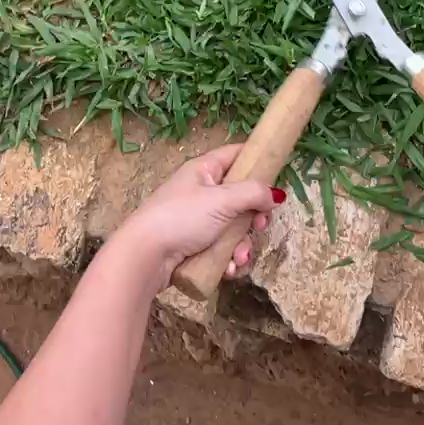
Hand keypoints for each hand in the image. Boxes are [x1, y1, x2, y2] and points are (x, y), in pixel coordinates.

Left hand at [110, 145, 281, 280]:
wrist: (146, 255)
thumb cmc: (182, 218)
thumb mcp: (221, 200)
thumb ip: (252, 193)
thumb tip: (275, 194)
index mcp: (204, 171)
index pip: (236, 155)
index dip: (258, 162)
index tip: (277, 177)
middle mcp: (201, 192)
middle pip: (241, 198)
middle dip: (254, 217)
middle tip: (260, 226)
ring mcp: (198, 220)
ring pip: (235, 228)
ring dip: (242, 245)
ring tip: (238, 257)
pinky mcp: (195, 245)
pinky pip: (223, 249)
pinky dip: (229, 259)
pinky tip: (227, 269)